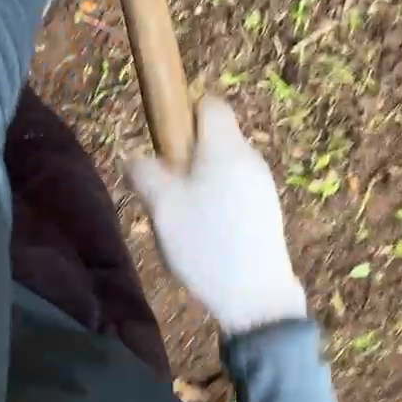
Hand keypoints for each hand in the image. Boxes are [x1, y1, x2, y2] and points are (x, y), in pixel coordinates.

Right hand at [128, 99, 307, 336]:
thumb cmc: (206, 242)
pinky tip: (208, 234)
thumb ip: (144, 173)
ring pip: (224, 165)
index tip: (167, 144)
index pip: (210, 104)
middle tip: (169, 189)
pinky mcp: (268, 210)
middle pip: (216, 137)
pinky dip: (219, 199)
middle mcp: (250, 157)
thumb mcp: (162, 206)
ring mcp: (263, 185)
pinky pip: (237, 188)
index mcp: (225, 147)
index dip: (185, 114)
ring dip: (202, 180)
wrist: (256, 298)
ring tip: (186, 217)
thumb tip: (133, 158)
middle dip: (189, 155)